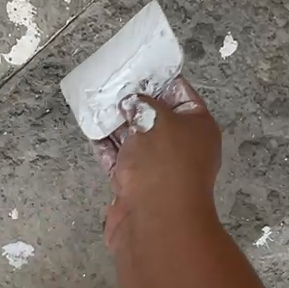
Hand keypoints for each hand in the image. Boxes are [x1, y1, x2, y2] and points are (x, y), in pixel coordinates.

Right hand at [98, 76, 221, 246]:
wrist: (155, 221)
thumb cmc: (163, 163)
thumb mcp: (156, 118)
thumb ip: (142, 103)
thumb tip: (132, 103)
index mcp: (198, 126)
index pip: (180, 93)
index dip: (159, 78)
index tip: (136, 67)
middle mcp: (180, 146)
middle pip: (154, 115)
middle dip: (132, 101)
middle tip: (109, 83)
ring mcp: (157, 167)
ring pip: (134, 138)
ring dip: (115, 122)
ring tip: (94, 102)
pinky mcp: (134, 184)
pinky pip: (119, 158)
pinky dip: (105, 145)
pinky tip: (90, 129)